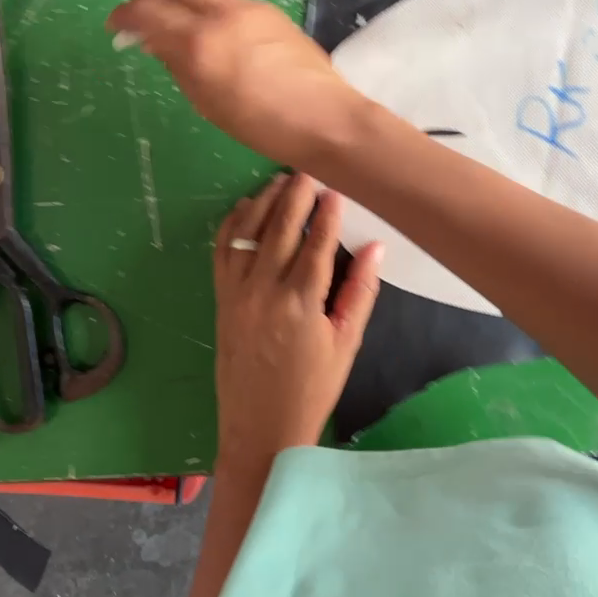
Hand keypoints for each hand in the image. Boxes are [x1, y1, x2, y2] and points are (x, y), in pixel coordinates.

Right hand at [107, 0, 371, 168]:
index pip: (148, 10)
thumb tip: (154, 39)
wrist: (326, 118)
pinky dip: (206, 9)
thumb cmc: (263, 126)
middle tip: (141, 12)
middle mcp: (223, 13)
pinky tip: (211, 38)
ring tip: (176, 30)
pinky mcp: (270, 11)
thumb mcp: (207, 103)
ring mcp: (250, 7)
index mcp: (201, 43)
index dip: (124, 15)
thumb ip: (176, 64)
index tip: (116, 25)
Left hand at [211, 173, 384, 466]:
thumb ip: (360, 292)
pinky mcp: (220, 298)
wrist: (260, 427)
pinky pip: (222, 249)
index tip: (336, 186)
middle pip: (281, 226)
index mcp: (302, 302)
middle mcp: (265, 289)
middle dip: (296, 193)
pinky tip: (245, 207)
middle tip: (308, 169)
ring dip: (264, 200)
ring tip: (280, 180)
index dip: (328, 211)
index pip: (317, 242)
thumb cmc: (312, 389)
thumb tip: (377, 248)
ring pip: (248, 230)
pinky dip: (232, 223)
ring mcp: (237, 292)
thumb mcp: (346, 343)